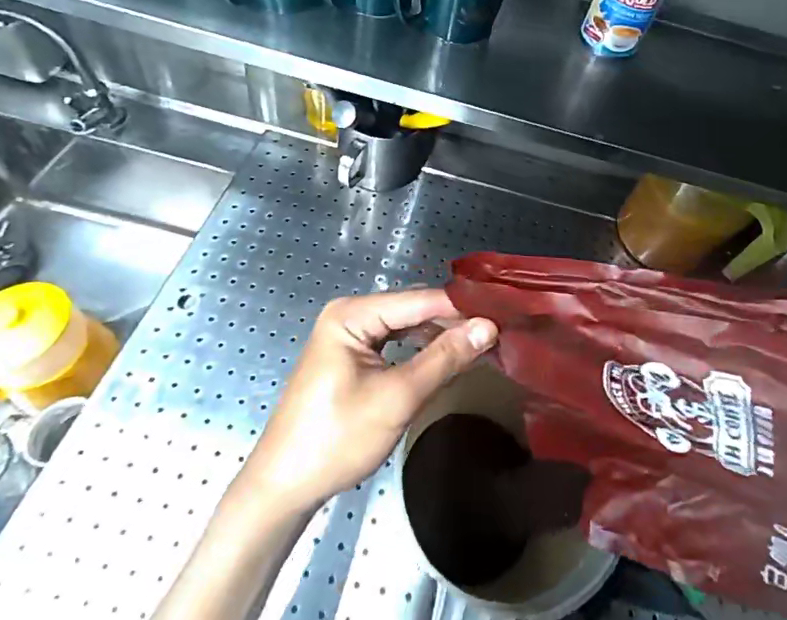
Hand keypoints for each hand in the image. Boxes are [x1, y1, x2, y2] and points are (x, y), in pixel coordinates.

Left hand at [233, 289, 498, 516]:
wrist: (283, 486)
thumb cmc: (336, 439)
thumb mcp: (397, 397)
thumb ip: (444, 359)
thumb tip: (488, 327)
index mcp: (352, 314)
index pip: (419, 300)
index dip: (461, 308)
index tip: (504, 314)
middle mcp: (349, 314)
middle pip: (412, 310)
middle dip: (452, 321)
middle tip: (499, 332)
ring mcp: (348, 336)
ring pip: (405, 326)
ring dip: (439, 336)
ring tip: (482, 343)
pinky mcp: (350, 357)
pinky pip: (394, 343)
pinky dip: (420, 350)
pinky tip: (447, 357)